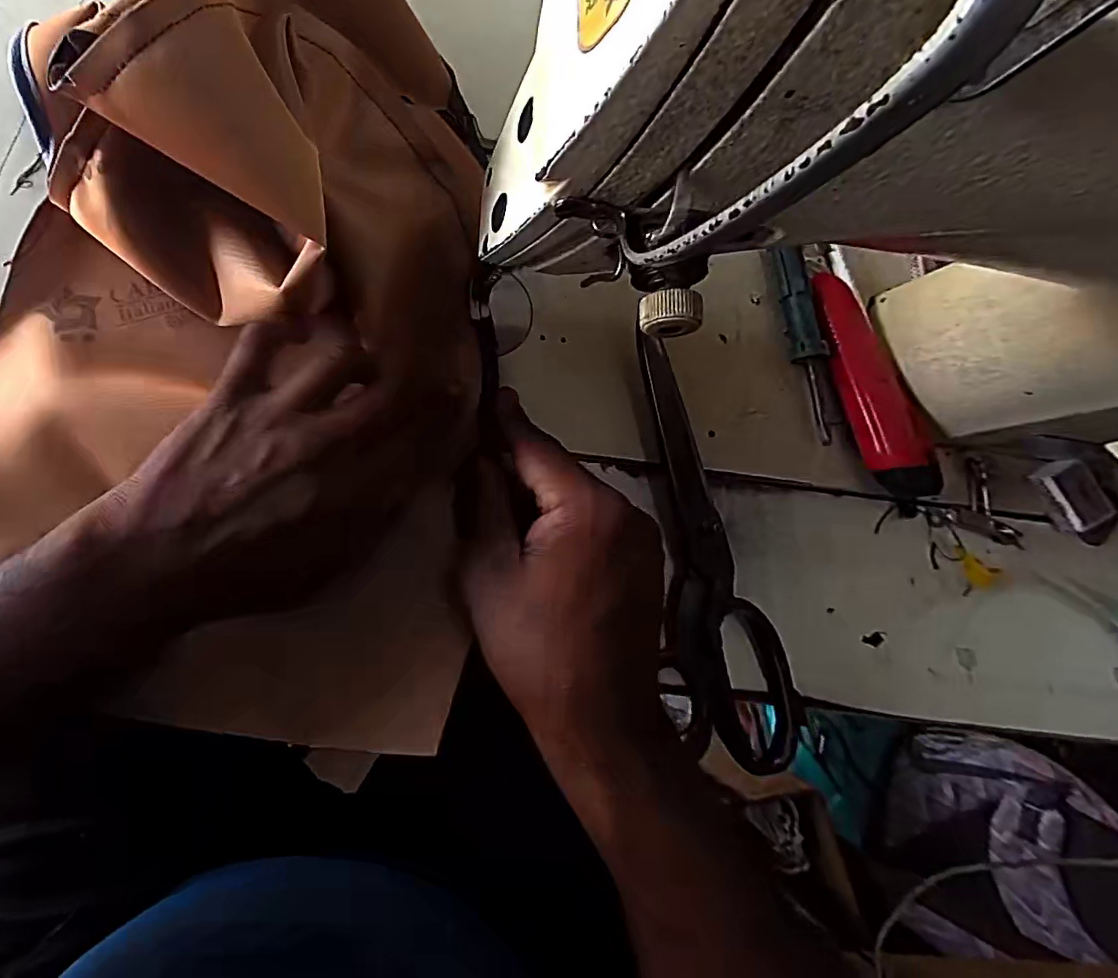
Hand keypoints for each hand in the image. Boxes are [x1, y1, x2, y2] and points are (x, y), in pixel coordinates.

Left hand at [82, 314, 464, 624]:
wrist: (157, 558)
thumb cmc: (242, 576)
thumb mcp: (320, 570)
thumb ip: (369, 524)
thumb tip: (405, 483)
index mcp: (346, 496)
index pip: (414, 447)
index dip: (444, 421)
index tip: (458, 404)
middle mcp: (320, 445)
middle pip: (389, 397)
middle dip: (422, 379)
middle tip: (435, 368)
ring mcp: (274, 414)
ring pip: (338, 359)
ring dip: (362, 353)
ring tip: (364, 356)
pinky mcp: (231, 395)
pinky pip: (262, 343)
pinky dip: (284, 326)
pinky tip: (298, 328)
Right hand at [458, 389, 667, 742]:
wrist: (599, 720)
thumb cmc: (532, 648)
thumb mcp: (487, 573)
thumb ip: (483, 505)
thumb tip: (480, 460)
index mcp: (586, 508)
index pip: (538, 449)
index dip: (507, 422)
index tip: (490, 396)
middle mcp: (624, 510)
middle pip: (559, 471)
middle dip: (517, 466)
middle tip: (473, 465)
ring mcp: (641, 536)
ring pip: (576, 496)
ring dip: (538, 495)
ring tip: (495, 505)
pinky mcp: (644, 560)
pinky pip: (594, 520)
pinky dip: (561, 517)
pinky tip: (533, 538)